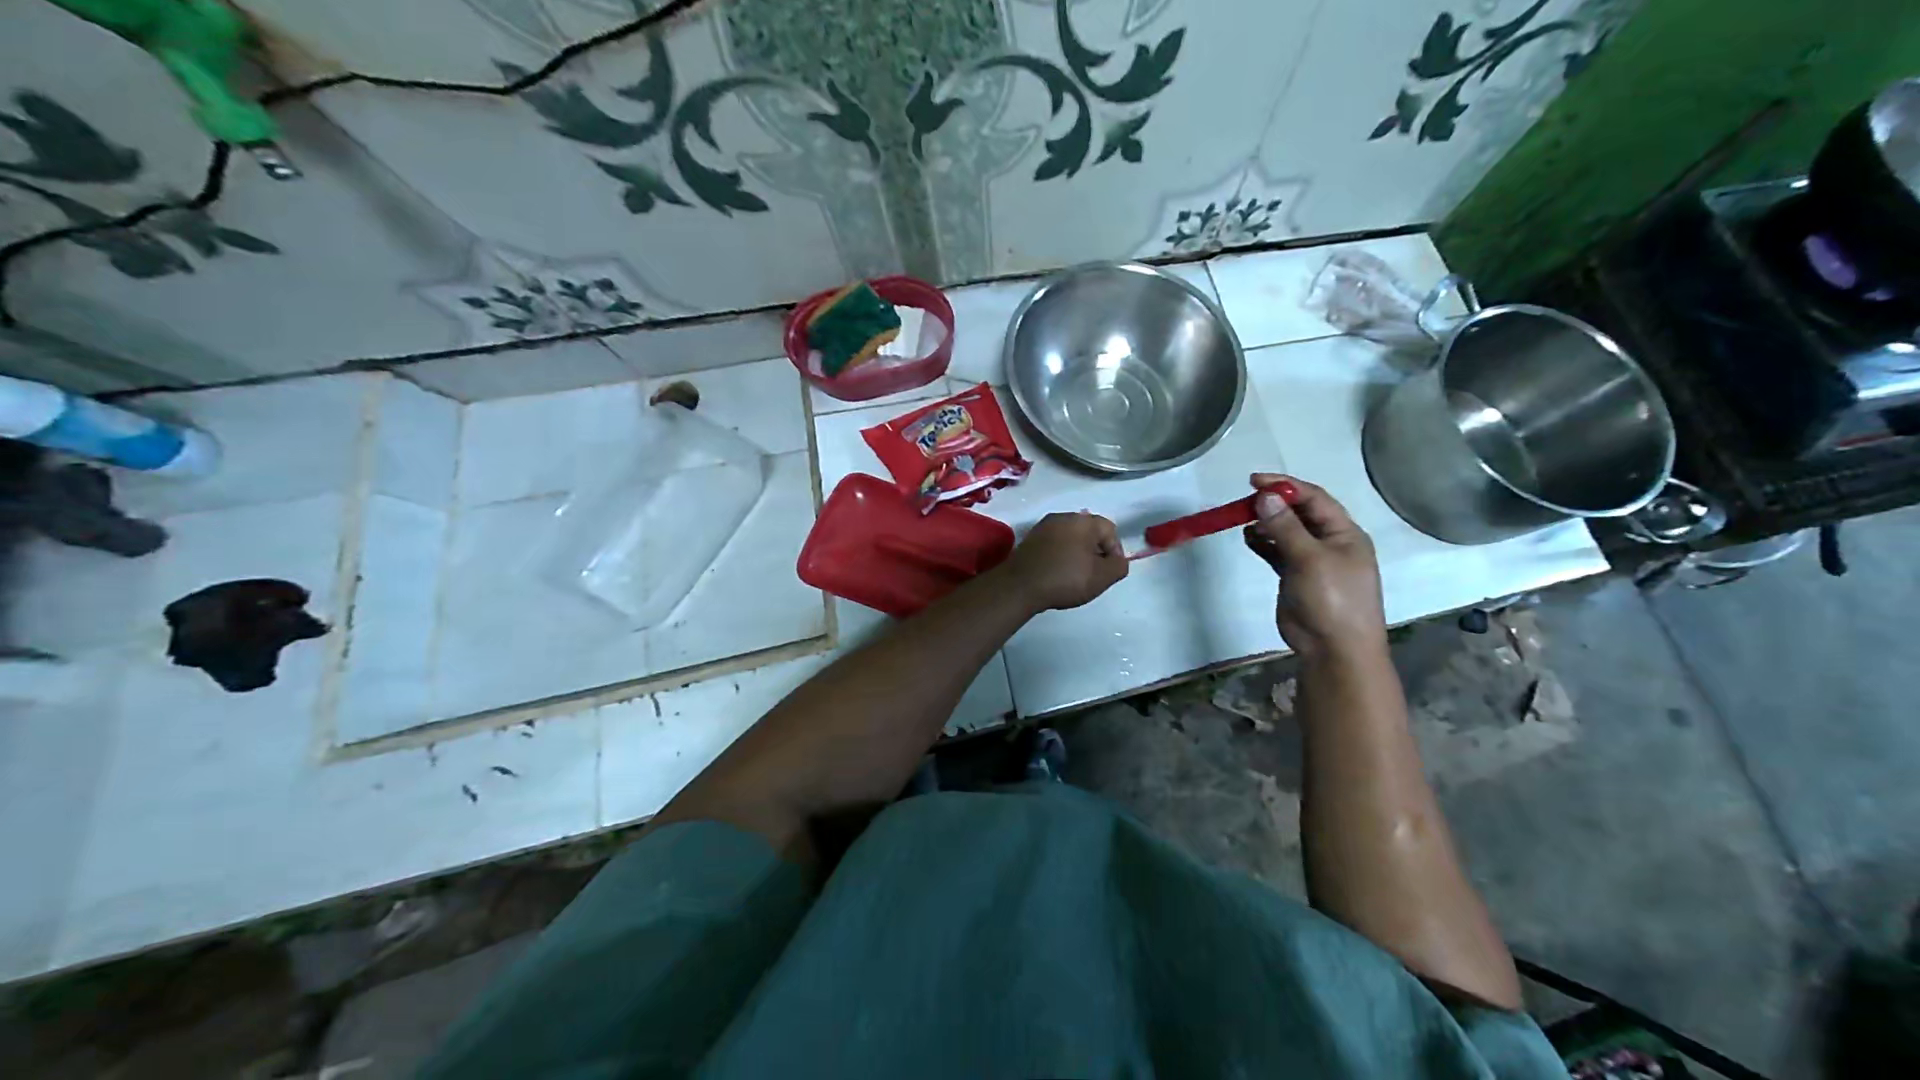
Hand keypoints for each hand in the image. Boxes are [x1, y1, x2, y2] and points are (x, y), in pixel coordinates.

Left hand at [1002, 511, 1128, 611]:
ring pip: (1071, 538)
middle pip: (1090, 532)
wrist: (1020, 585)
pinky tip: (1057, 573)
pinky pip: (1054, 544)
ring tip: (1075, 576)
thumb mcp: (1102, 577)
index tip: (1109, 571)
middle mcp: (1063, 517)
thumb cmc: (1066, 578)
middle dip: (1095, 552)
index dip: (1115, 551)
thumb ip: (1119, 566)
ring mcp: (1044, 526)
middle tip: (1093, 575)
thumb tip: (1118, 560)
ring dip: (1077, 554)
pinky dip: (1060, 555)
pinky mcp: (1030, 538)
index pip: (1110, 530)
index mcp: (1083, 520)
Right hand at [1242, 473, 1386, 659]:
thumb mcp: (1309, 559)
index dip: (1286, 486)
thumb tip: (1265, 496)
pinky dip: (1263, 543)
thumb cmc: (1332, 599)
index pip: (1315, 499)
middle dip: (1274, 504)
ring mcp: (1313, 561)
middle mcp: (1330, 543)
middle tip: (1245, 501)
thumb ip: (1285, 527)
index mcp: (1344, 533)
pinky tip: (1248, 538)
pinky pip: (1278, 552)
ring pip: (1287, 532)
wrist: (1334, 649)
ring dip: (1267, 523)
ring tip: (1243, 519)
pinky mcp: (1296, 578)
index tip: (1254, 481)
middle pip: (1300, 513)